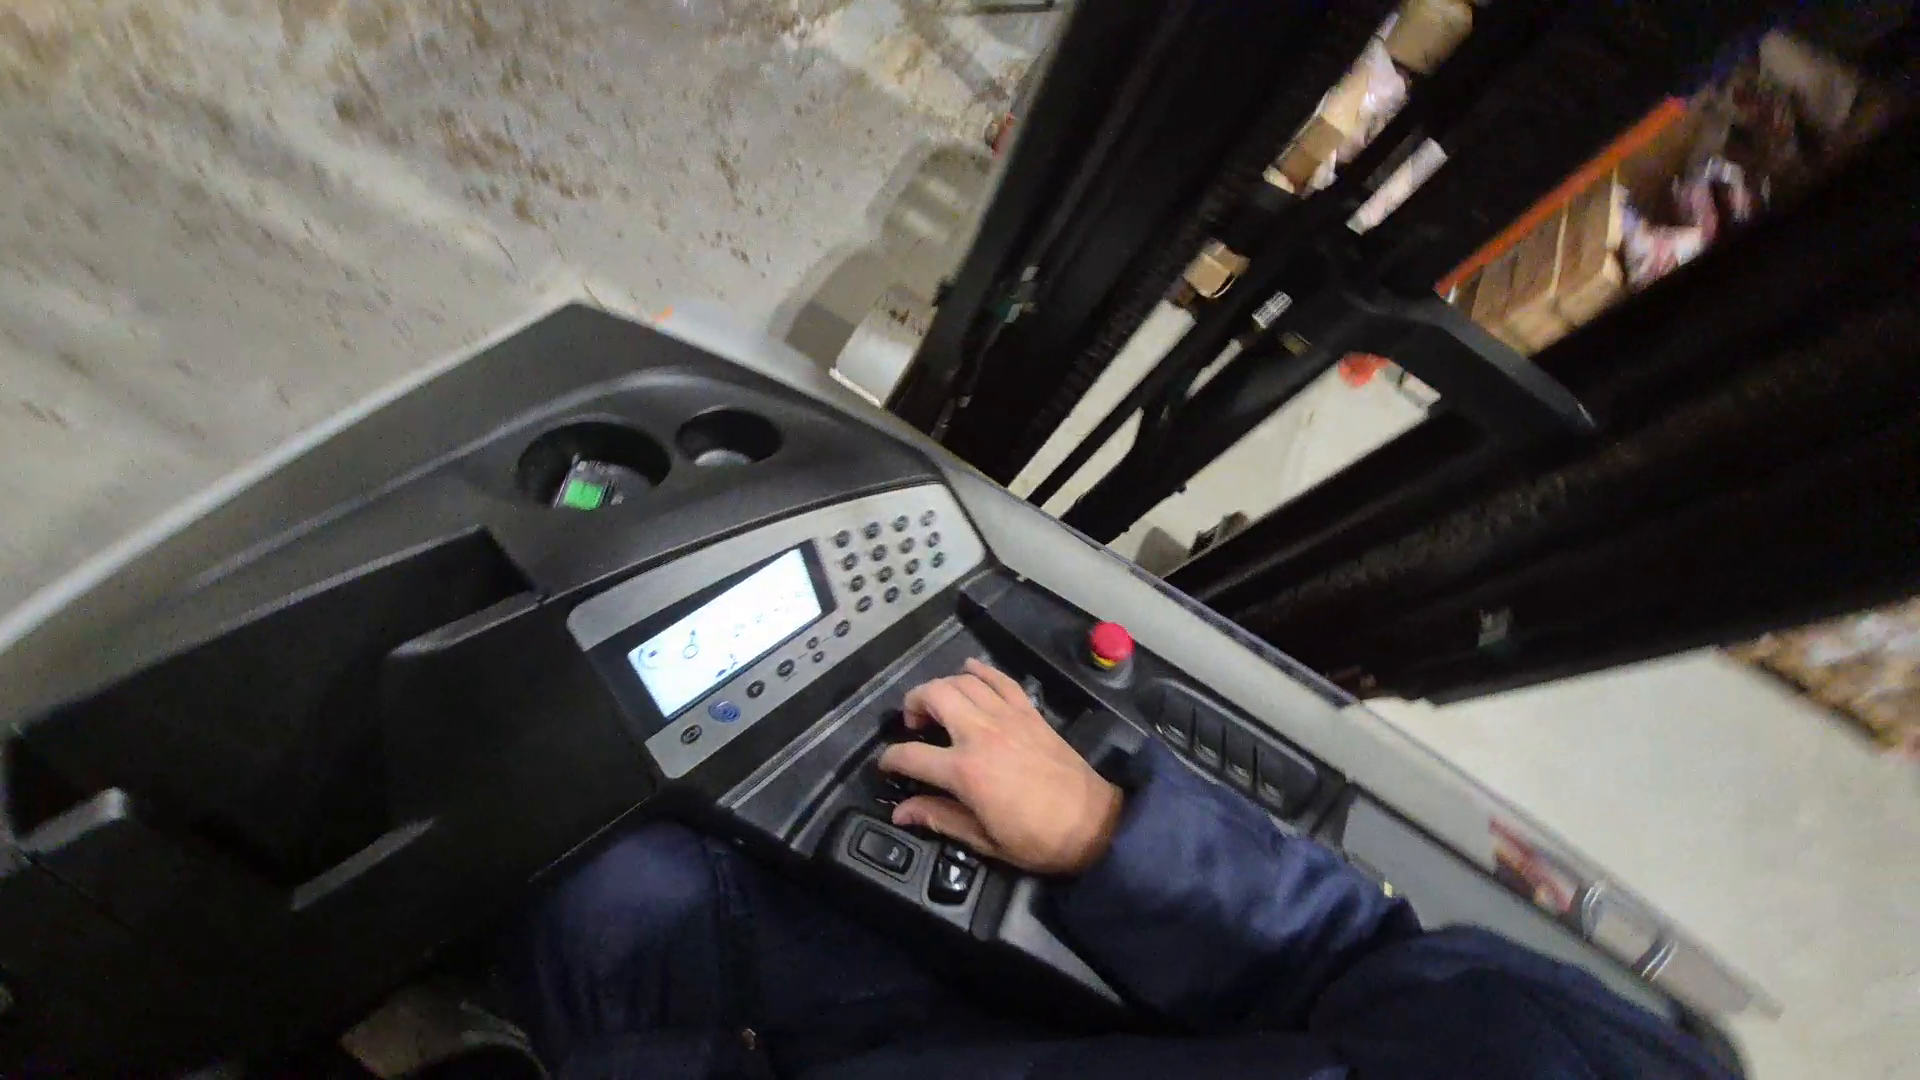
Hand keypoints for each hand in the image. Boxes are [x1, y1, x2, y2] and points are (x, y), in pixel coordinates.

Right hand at [879, 659, 1123, 874]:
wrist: (1093, 823)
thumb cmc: (1037, 839)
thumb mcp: (983, 840)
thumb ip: (939, 818)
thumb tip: (902, 812)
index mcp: (965, 771)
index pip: (911, 755)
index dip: (890, 758)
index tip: (886, 764)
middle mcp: (981, 734)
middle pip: (934, 695)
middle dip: (913, 702)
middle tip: (914, 723)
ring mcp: (1007, 717)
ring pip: (963, 681)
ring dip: (942, 686)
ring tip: (938, 704)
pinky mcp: (1029, 712)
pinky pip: (1000, 680)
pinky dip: (981, 670)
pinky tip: (969, 670)